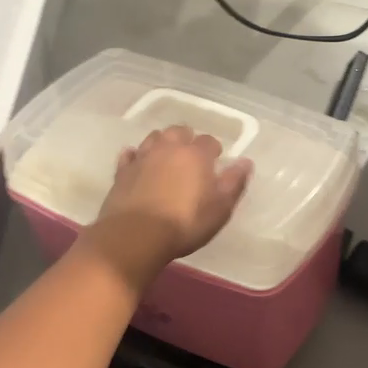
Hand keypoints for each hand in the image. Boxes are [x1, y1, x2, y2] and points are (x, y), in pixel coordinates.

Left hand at [78, 125, 250, 290]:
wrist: (136, 235)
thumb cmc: (185, 223)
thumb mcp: (220, 209)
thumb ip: (234, 183)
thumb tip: (246, 162)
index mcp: (196, 155)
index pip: (209, 141)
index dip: (214, 150)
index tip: (216, 162)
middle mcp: (168, 148)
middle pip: (179, 132)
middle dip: (187, 140)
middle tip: (191, 157)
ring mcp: (142, 157)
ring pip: (153, 138)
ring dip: (162, 144)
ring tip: (166, 158)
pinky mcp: (121, 172)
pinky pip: (129, 155)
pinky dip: (135, 157)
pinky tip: (137, 164)